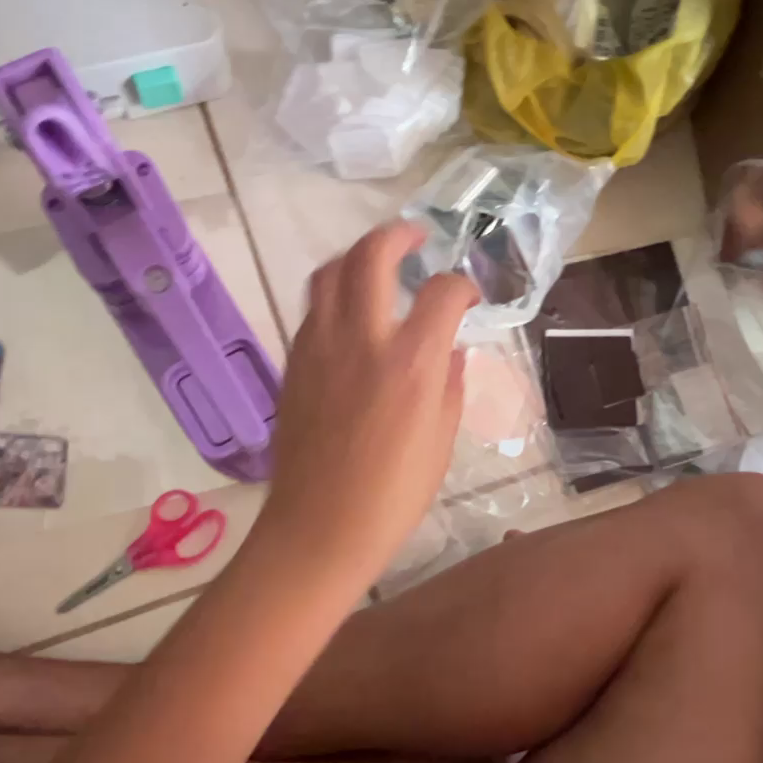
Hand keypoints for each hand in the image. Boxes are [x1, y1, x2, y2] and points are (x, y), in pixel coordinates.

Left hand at [259, 221, 479, 574]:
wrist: (319, 527)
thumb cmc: (392, 497)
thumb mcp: (441, 443)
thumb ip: (450, 387)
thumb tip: (451, 353)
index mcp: (412, 363)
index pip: (442, 292)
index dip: (462, 285)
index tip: (468, 295)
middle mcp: (363, 339)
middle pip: (373, 255)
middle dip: (398, 234)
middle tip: (415, 237)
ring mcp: (320, 347)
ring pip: (331, 272)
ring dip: (357, 257)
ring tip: (376, 266)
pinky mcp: (293, 362)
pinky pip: (313, 309)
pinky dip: (335, 296)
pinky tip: (350, 316)